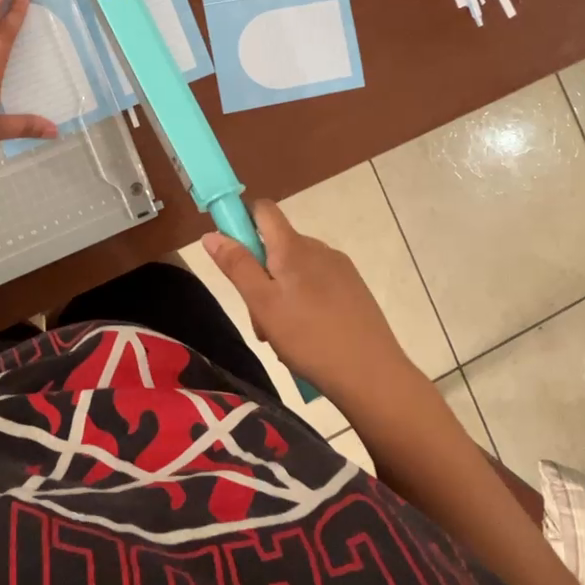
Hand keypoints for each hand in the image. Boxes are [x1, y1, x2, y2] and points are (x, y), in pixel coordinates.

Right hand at [202, 201, 411, 396]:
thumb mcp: (262, 304)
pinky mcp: (353, 289)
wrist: (372, 375)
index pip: (263, 210)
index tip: (232, 254)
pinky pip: (316, 284)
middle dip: (259, 275)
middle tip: (259, 317)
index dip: (242, 220)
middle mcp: (318, 249)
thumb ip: (237, 266)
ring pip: (295, 270)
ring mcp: (340, 268)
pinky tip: (306, 338)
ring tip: (282, 337)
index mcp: (293, 247)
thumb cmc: (309, 338)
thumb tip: (211, 233)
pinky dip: (302, 303)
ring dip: (280, 294)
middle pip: (276, 246)